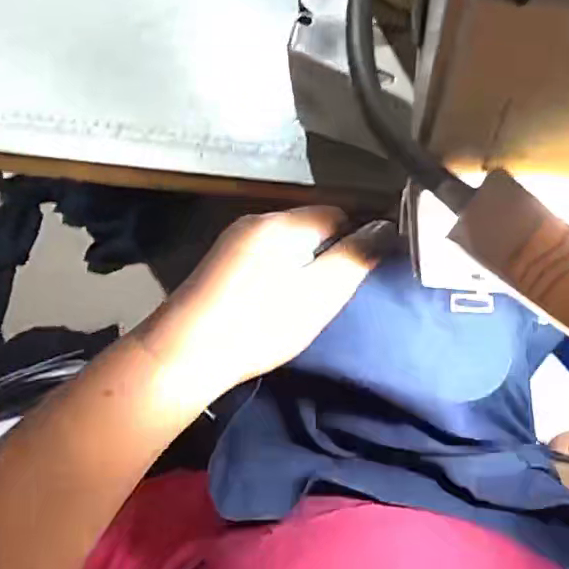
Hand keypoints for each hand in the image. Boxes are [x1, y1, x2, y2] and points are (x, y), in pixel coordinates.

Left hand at [130, 207, 392, 406]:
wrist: (181, 356)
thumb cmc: (259, 325)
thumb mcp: (320, 294)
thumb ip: (355, 258)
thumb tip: (386, 227)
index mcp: (282, 223)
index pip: (338, 212)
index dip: (356, 238)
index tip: (359, 272)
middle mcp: (256, 221)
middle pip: (312, 225)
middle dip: (329, 251)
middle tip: (333, 291)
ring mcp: (234, 240)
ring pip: (290, 241)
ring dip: (305, 262)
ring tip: (307, 299)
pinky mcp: (221, 262)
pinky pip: (268, 254)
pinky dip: (282, 270)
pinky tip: (276, 301)